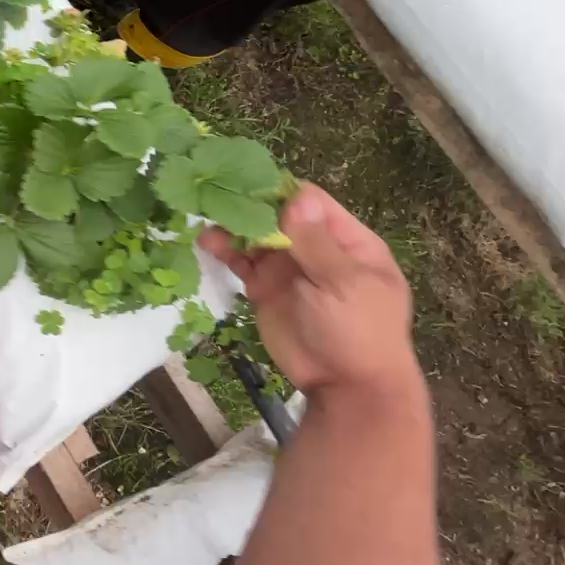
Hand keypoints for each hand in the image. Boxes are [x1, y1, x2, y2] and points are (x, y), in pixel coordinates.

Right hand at [203, 184, 420, 401]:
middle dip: (247, 206)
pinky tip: (207, 243)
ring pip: (254, 235)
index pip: (311, 202)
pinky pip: (240, 260)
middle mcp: (316, 248)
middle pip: (276, 215)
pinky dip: (223, 249)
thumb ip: (315, 241)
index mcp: (348, 243)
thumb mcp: (342, 283)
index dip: (278, 191)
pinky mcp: (263, 285)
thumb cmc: (358, 330)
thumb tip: (296, 196)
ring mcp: (288, 267)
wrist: (343, 382)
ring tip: (206, 224)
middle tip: (213, 197)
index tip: (243, 182)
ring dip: (230, 227)